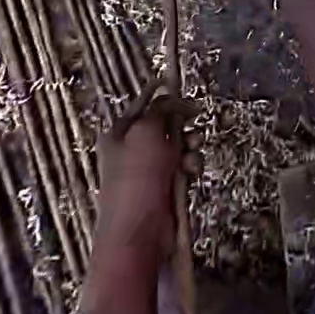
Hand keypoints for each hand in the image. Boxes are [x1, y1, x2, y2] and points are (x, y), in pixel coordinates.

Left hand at [94, 91, 191, 251]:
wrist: (139, 232)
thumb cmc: (137, 177)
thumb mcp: (146, 132)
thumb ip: (159, 110)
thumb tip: (169, 99)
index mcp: (119, 133)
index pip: (142, 102)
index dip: (159, 91)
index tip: (175, 80)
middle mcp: (132, 148)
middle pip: (165, 121)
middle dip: (182, 120)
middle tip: (195, 117)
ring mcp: (149, 168)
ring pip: (179, 142)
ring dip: (191, 144)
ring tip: (193, 152)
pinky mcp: (165, 185)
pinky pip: (185, 163)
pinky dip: (191, 164)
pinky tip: (191, 171)